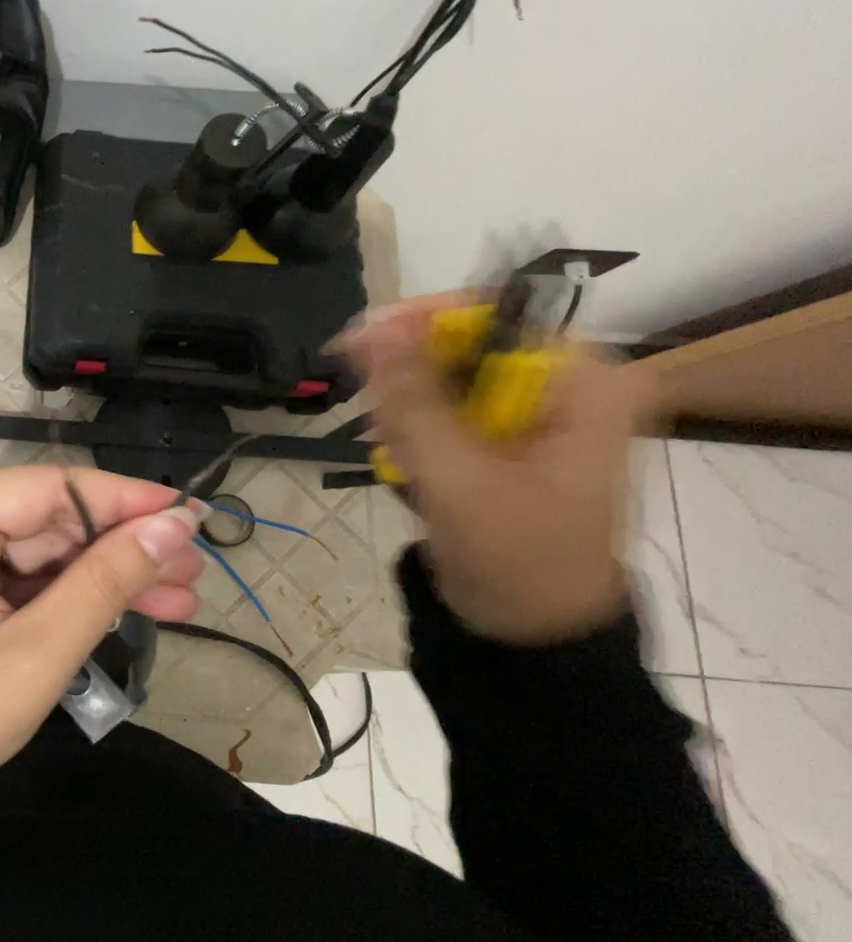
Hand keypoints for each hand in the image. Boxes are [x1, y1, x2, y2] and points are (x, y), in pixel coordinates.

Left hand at [0, 466, 203, 820]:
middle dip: (121, 544)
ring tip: (180, 596)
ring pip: (43, 548)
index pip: (45, 488)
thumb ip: (104, 584)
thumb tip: (172, 527)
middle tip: (193, 569)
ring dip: (107, 572)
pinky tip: (134, 606)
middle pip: (47, 517)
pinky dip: (75, 593)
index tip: (188, 513)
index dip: (121, 498)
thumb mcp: (33, 655)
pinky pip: (25, 576)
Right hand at [342, 294, 653, 643]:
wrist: (529, 629)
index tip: (358, 341)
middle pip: (463, 343)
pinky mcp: (499, 438)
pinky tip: (408, 469)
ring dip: (405, 413)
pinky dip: (411, 433)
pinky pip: (439, 408)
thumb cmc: (515, 556)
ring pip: (440, 376)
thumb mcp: (459, 477)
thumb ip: (413, 400)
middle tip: (374, 419)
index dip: (424, 320)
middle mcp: (562, 384)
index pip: (498, 313)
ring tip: (400, 461)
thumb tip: (369, 330)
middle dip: (409, 379)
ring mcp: (529, 412)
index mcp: (583, 382)